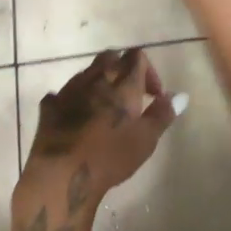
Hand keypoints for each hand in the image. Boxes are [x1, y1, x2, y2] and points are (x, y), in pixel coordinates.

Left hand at [11, 50, 181, 230]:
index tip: (153, 95)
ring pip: (87, 71)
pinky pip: (62, 93)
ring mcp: (70, 89)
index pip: (137, 56)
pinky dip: (73, 99)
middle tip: (129, 94)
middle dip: (122, 68)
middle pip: (111, 56)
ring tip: (104, 105)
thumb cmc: (110, 156)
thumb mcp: (146, 139)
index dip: (148, 71)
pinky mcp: (50, 106)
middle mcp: (96, 78)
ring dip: (98, 81)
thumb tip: (181, 95)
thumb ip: (163, 113)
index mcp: (122, 83)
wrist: (62, 174)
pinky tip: (75, 114)